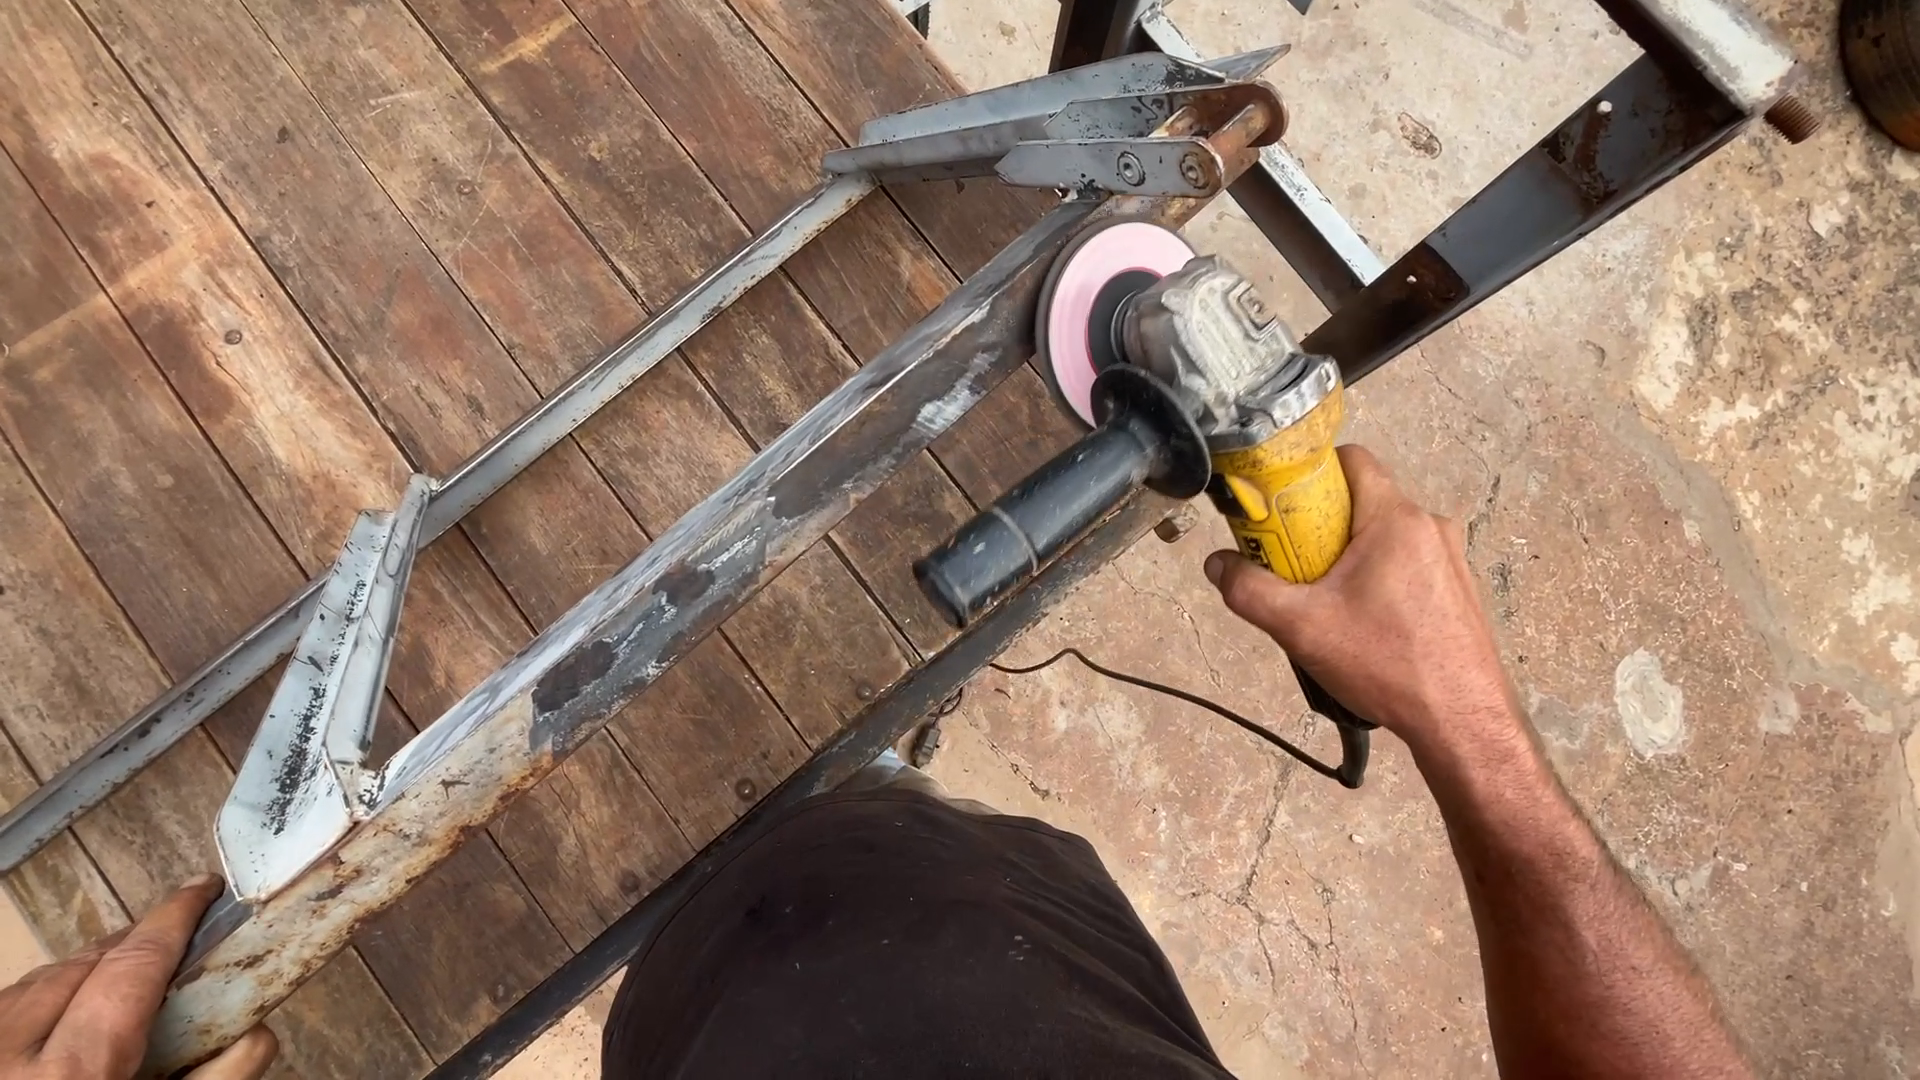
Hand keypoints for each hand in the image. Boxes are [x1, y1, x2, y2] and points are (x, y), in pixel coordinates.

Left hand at [0, 876, 276, 1079]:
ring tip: (111, 981)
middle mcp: (1, 1060)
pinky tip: (46, 1024)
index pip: (135, 961)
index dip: (175, 914)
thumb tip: (262, 1028)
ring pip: (24, 988)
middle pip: (77, 966)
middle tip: (172, 940)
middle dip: (128, 944)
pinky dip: (25, 1006)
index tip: (204, 888)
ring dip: (74, 974)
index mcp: (70, 1074)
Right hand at [1203, 444, 1519, 755]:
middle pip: (1358, 500)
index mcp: (1395, 519)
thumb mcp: (1299, 626)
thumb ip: (1247, 589)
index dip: (1307, 473)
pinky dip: (1371, 576)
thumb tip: (1216, 565)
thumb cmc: (1385, 663)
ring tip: (1321, 601)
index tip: (1278, 507)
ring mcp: (1450, 558)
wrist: (1463, 723)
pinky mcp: (1456, 589)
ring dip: (1342, 554)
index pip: (1349, 459)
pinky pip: (1402, 562)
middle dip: (1316, 524)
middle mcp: (1429, 526)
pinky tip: (1359, 623)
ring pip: (1379, 534)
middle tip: (1289, 564)